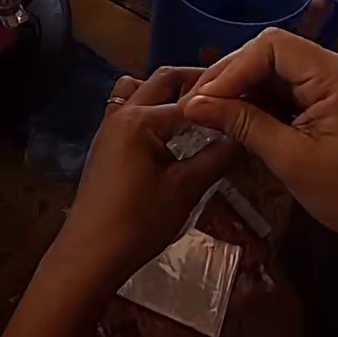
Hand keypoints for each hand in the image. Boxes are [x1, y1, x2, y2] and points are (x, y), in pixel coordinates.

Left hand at [41, 68, 238, 298]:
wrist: (89, 255)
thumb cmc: (138, 223)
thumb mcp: (185, 190)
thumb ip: (217, 158)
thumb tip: (246, 136)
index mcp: (141, 120)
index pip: (191, 101)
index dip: (221, 100)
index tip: (248, 98)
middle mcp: (122, 114)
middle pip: (161, 81)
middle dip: (194, 82)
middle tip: (227, 95)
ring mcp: (109, 127)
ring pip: (138, 90)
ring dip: (165, 91)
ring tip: (195, 110)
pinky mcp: (105, 144)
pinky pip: (128, 110)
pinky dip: (149, 109)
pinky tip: (169, 134)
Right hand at [180, 29, 337, 255]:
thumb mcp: (290, 159)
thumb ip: (243, 124)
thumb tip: (192, 105)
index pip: (273, 47)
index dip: (232, 69)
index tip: (202, 99)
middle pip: (273, 52)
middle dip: (232, 76)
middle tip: (198, 104)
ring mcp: (337, 82)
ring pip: (276, 68)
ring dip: (242, 88)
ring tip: (210, 111)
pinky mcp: (332, 98)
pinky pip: (288, 86)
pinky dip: (260, 99)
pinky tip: (236, 116)